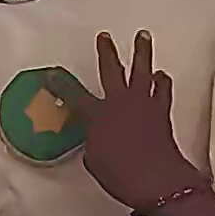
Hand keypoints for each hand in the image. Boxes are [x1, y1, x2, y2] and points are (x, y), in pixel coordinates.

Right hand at [49, 32, 206, 215]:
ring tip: (143, 36)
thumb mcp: (95, 162)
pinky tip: (161, 75)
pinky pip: (162, 90)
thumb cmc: (120, 174)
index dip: (61, 85)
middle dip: (106, 52)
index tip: (52, 75)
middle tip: (104, 37)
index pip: (75, 96)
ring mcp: (144, 104)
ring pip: (142, 70)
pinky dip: (162, 81)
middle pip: (112, 70)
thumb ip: (93, 144)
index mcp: (98, 115)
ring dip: (142, 52)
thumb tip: (97, 139)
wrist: (156, 179)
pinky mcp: (162, 112)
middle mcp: (120, 103)